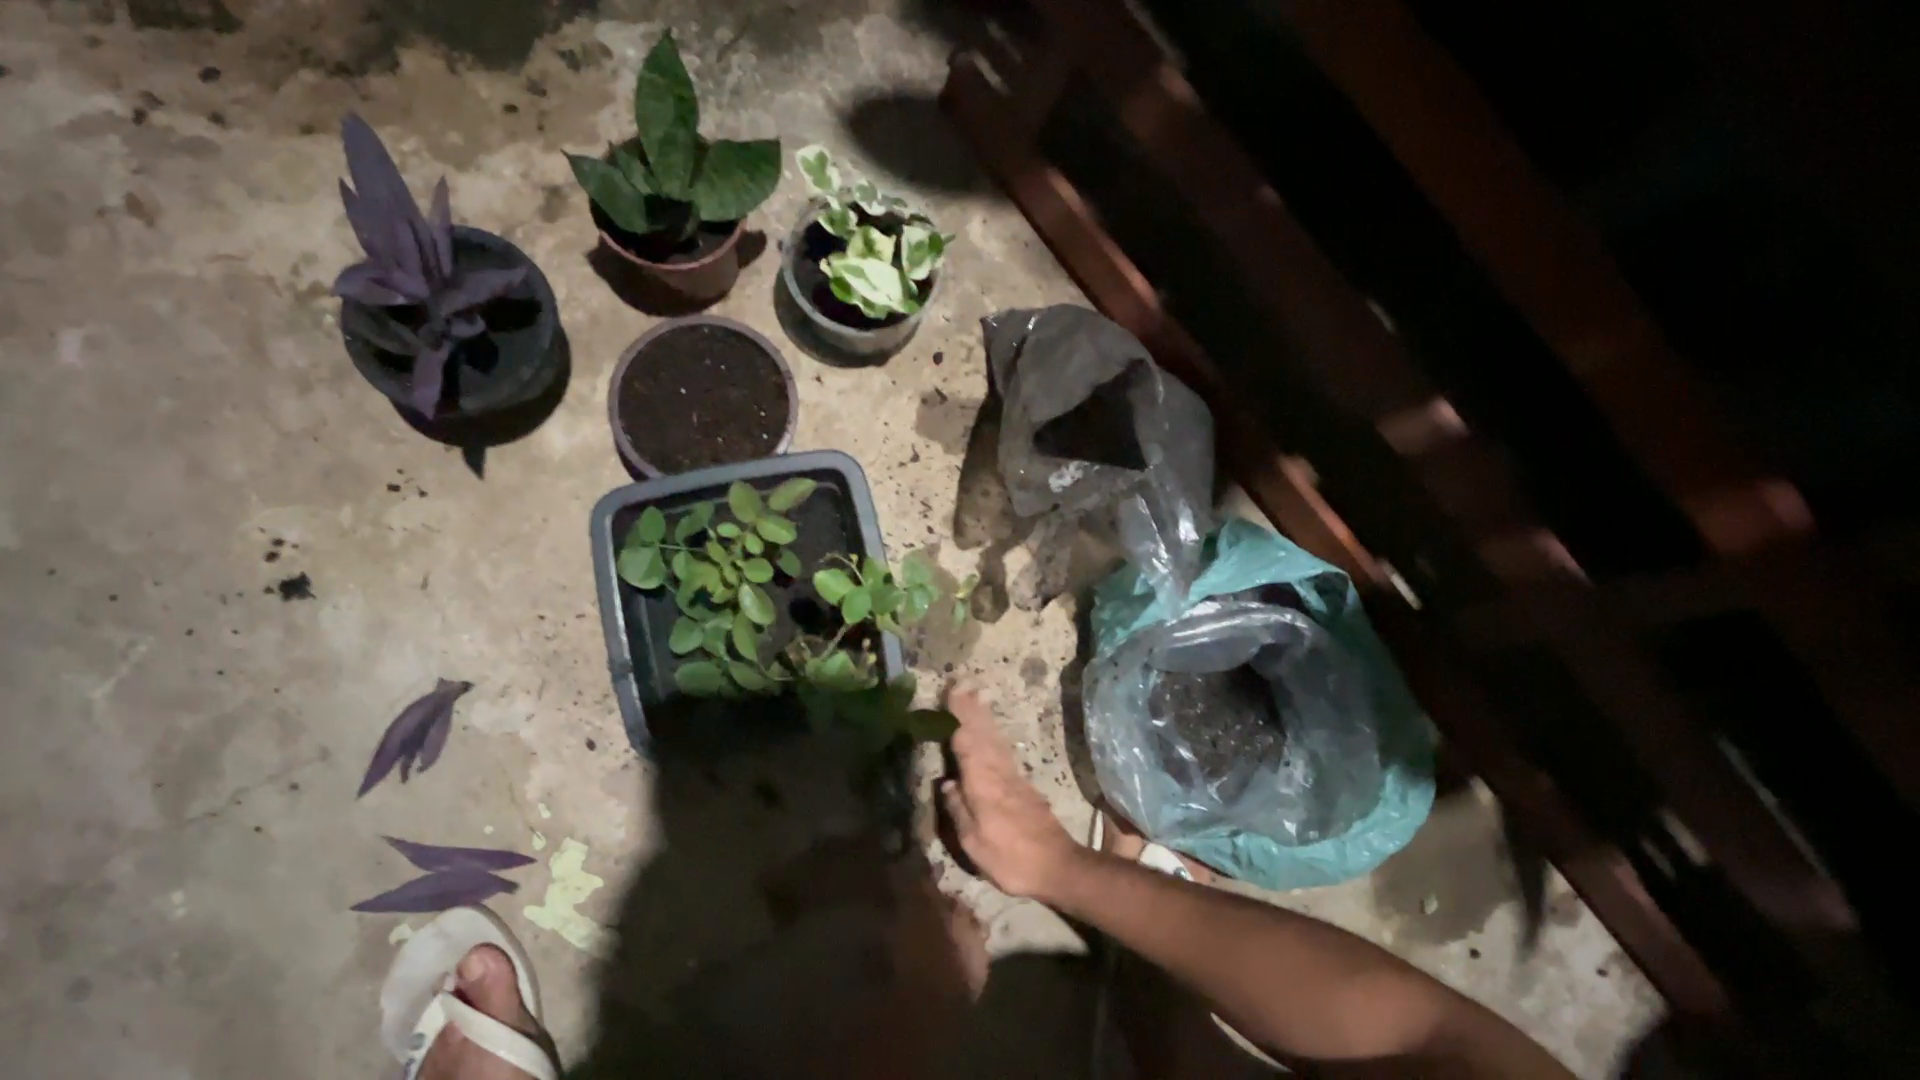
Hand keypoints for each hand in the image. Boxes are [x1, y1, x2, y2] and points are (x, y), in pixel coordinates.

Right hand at [939, 687, 1088, 900]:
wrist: (1058, 866)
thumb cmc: (1010, 859)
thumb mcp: (974, 843)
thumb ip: (958, 810)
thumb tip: (946, 783)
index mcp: (983, 784)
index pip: (967, 741)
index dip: (958, 716)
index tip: (951, 690)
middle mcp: (999, 773)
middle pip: (983, 734)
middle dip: (971, 708)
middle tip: (962, 682)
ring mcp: (1014, 778)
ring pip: (995, 740)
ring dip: (984, 717)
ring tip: (976, 696)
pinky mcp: (1024, 787)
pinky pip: (1003, 752)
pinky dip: (993, 736)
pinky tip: (990, 734)